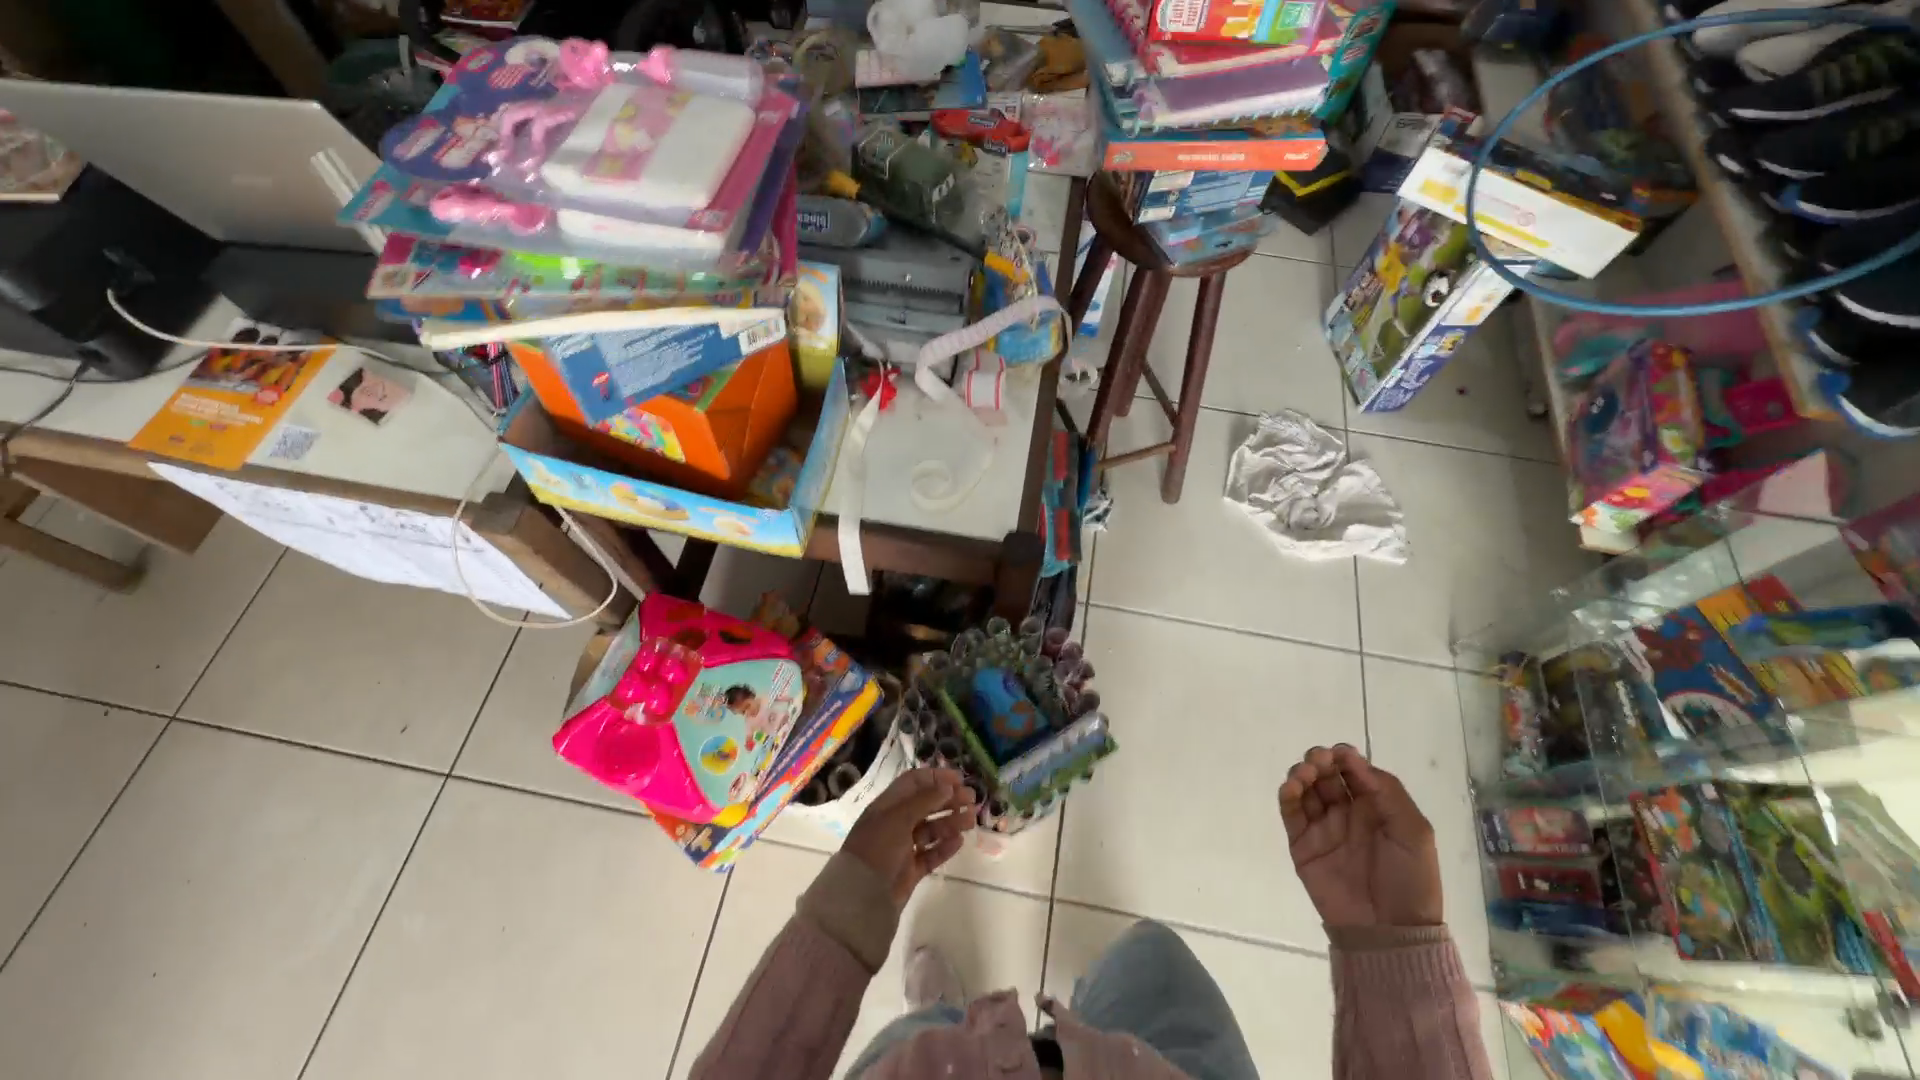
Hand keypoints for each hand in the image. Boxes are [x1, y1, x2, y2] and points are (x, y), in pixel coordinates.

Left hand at [843, 768, 978, 908]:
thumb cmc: (877, 848)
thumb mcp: (898, 818)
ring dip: (951, 822)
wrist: (862, 896)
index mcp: (887, 806)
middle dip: (948, 800)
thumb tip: (947, 786)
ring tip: (971, 821)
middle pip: (925, 805)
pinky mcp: (910, 870)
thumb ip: (924, 801)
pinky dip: (945, 847)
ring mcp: (903, 848)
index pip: (913, 783)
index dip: (936, 778)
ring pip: (931, 830)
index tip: (960, 779)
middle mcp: (895, 823)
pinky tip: (959, 842)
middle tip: (972, 800)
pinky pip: (931, 854)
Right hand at [1278, 744, 1442, 928]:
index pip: (1355, 771)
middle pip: (1326, 775)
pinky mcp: (1302, 845)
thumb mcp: (1414, 831)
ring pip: (1305, 789)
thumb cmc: (1410, 879)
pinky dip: (1287, 795)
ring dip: (1302, 774)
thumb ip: (1387, 792)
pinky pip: (1291, 813)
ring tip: (1304, 773)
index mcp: (1376, 807)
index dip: (1346, 757)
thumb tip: (1354, 759)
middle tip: (1318, 760)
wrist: (1391, 930)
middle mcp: (1347, 813)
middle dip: (1320, 761)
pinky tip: (1291, 787)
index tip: (1340, 753)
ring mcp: (1323, 828)